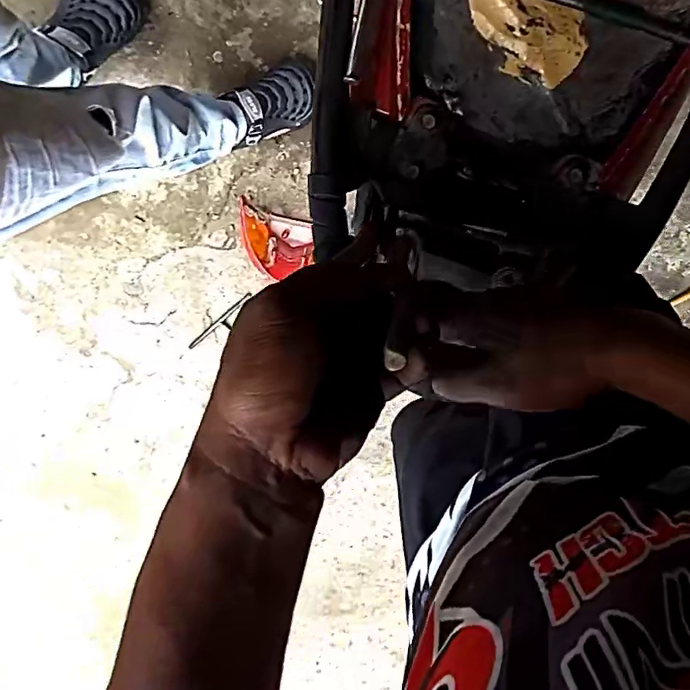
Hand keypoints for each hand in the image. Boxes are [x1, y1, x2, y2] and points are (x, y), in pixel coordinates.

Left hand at [202, 226, 406, 487]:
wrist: (269, 453)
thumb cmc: (264, 376)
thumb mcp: (284, 313)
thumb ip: (331, 281)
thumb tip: (379, 262)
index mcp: (302, 301)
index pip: (345, 267)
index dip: (371, 252)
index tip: (399, 235)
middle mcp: (332, 324)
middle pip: (378, 294)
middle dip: (400, 287)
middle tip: (419, 282)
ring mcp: (356, 356)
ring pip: (397, 326)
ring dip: (412, 321)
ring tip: (425, 319)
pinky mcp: (377, 386)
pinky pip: (405, 365)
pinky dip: (416, 359)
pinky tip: (421, 354)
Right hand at [392, 284, 638, 410]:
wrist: (614, 344)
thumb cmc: (552, 367)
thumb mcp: (497, 385)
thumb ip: (456, 381)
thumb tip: (430, 378)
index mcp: (474, 314)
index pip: (426, 310)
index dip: (412, 334)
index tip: (414, 359)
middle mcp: (493, 297)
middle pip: (453, 312)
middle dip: (442, 338)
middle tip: (442, 367)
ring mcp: (522, 296)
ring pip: (482, 315)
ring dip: (472, 338)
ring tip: (476, 366)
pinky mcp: (545, 301)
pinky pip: (507, 316)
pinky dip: (499, 335)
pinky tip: (512, 355)